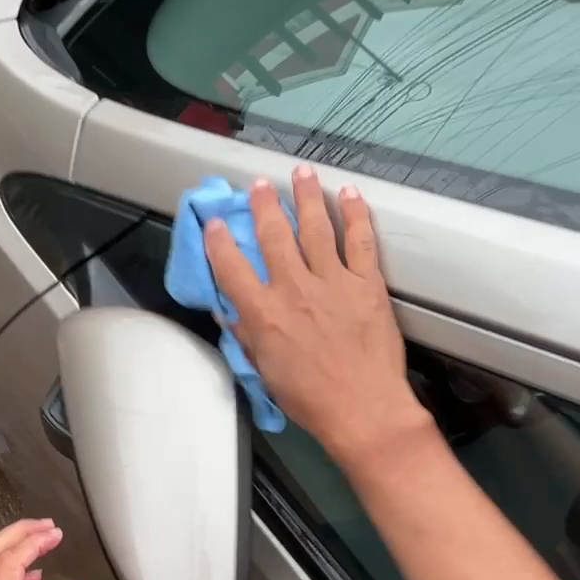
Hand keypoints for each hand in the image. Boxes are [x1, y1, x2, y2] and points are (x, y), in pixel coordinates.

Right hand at [205, 165, 431, 465]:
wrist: (361, 407)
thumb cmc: (307, 396)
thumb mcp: (264, 369)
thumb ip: (247, 335)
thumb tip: (231, 312)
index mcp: (263, 313)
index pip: (232, 268)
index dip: (219, 242)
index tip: (213, 223)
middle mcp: (294, 289)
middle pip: (274, 236)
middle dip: (263, 206)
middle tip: (257, 186)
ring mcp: (333, 282)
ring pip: (316, 228)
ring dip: (306, 197)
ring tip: (300, 173)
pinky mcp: (367, 283)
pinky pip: (359, 240)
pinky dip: (354, 214)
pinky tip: (348, 195)